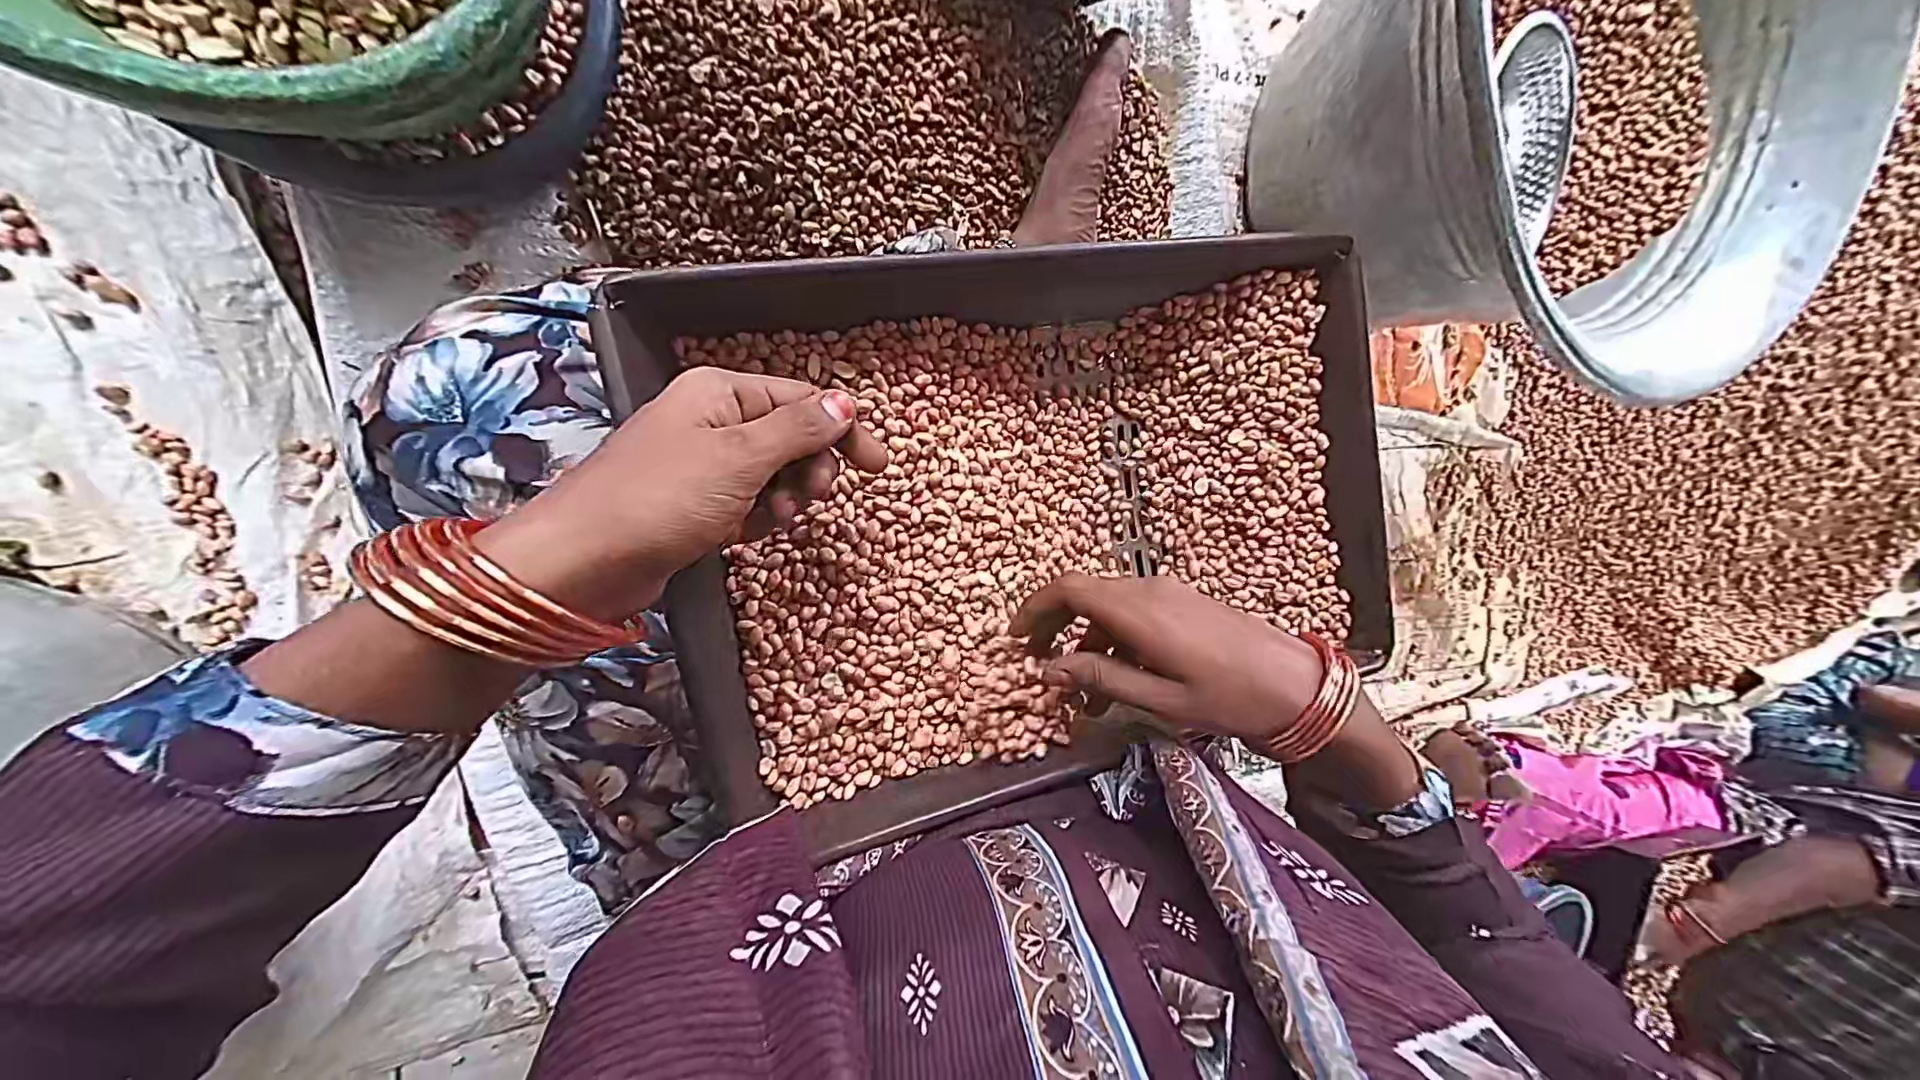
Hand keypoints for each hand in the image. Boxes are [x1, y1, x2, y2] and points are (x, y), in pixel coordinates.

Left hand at [477, 367, 888, 620]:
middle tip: (807, 496)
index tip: (877, 466)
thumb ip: (799, 430)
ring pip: (774, 475)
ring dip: (785, 498)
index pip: (802, 401)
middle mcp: (713, 421)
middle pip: (791, 438)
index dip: (842, 431)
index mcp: (720, 393)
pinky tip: (745, 532)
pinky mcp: (698, 504)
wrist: (584, 563)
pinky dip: (758, 518)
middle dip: (809, 470)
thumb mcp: (741, 458)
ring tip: (773, 517)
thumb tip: (844, 405)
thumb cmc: (660, 499)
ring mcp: (704, 465)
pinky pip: (749, 503)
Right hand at [1011, 573, 1419, 808]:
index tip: (1017, 641)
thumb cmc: (1233, 698)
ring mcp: (1168, 593)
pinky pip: (1133, 612)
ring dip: (1085, 641)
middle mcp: (1149, 591)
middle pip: (1083, 594)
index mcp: (1140, 611)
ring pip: (1107, 606)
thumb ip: (1100, 678)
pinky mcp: (1182, 602)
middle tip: (1039, 665)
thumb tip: (1049, 669)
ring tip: (1082, 692)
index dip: (1034, 610)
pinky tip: (1118, 676)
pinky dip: (1113, 638)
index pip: (1068, 589)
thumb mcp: (1161, 699)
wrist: (1302, 686)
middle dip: (1053, 628)